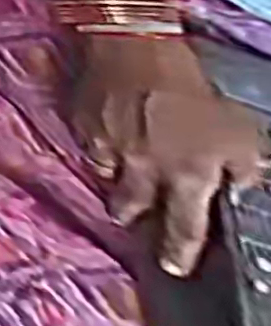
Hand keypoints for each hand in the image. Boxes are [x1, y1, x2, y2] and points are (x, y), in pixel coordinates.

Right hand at [72, 35, 266, 275]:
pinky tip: (106, 143)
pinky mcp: (81, 125)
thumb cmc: (199, 99)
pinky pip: (90, 146)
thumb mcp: (244, 139)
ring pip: (106, 174)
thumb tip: (232, 187)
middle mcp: (143, 168)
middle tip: (129, 222)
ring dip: (114, 180)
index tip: (172, 267)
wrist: (136, 58)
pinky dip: (100, 150)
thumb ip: (242, 171)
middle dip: (132, 215)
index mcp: (189, 176)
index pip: (185, 225)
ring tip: (118, 179)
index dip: (178, 249)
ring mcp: (106, 145)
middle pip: (133, 203)